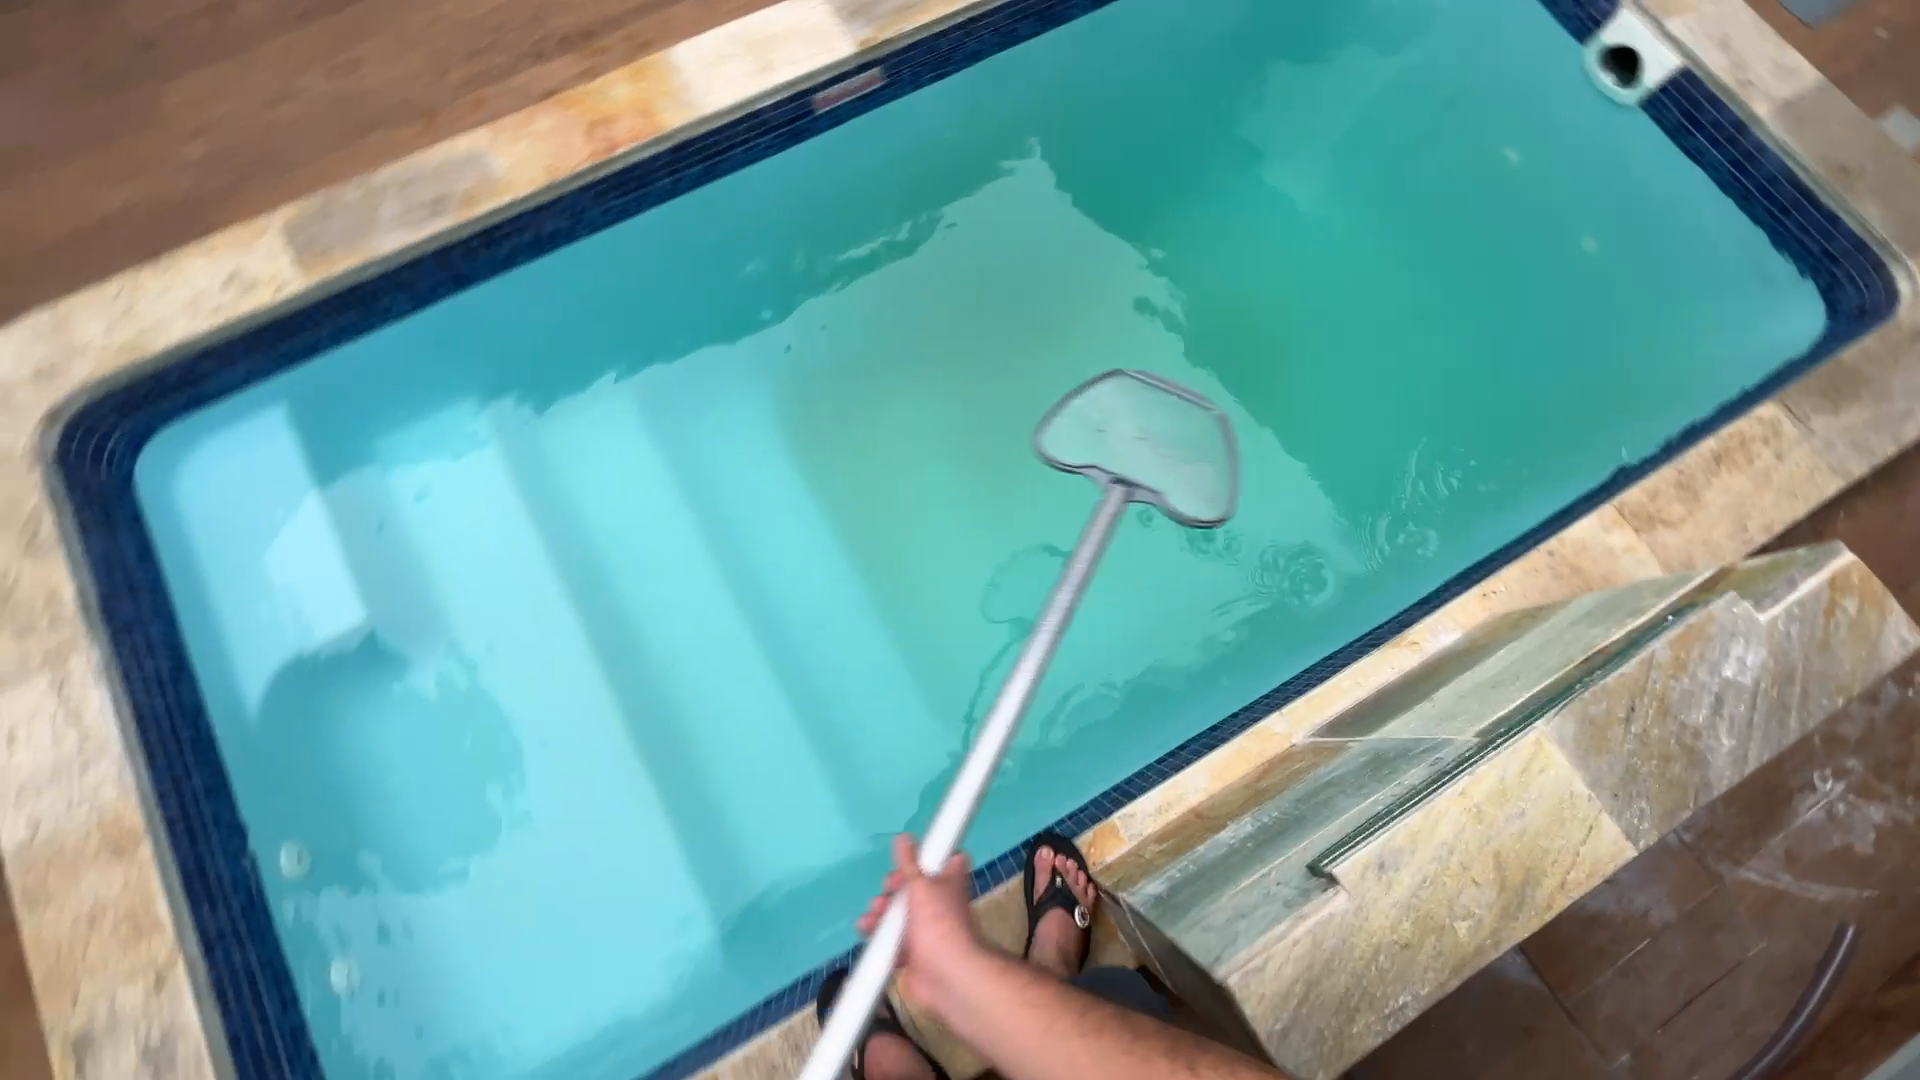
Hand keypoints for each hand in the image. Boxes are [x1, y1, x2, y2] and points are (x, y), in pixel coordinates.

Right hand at [857, 833, 991, 1008]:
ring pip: (898, 914)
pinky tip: (866, 932)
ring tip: (871, 916)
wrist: (946, 975)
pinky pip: (891, 940)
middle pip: (911, 888)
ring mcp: (925, 929)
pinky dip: (879, 937)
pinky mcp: (912, 952)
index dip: (923, 859)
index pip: (941, 861)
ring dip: (881, 913)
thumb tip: (903, 837)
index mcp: (948, 882)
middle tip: (886, 891)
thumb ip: (909, 863)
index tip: (908, 862)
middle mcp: (938, 903)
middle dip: (892, 888)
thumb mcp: (921, 885)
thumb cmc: (938, 922)